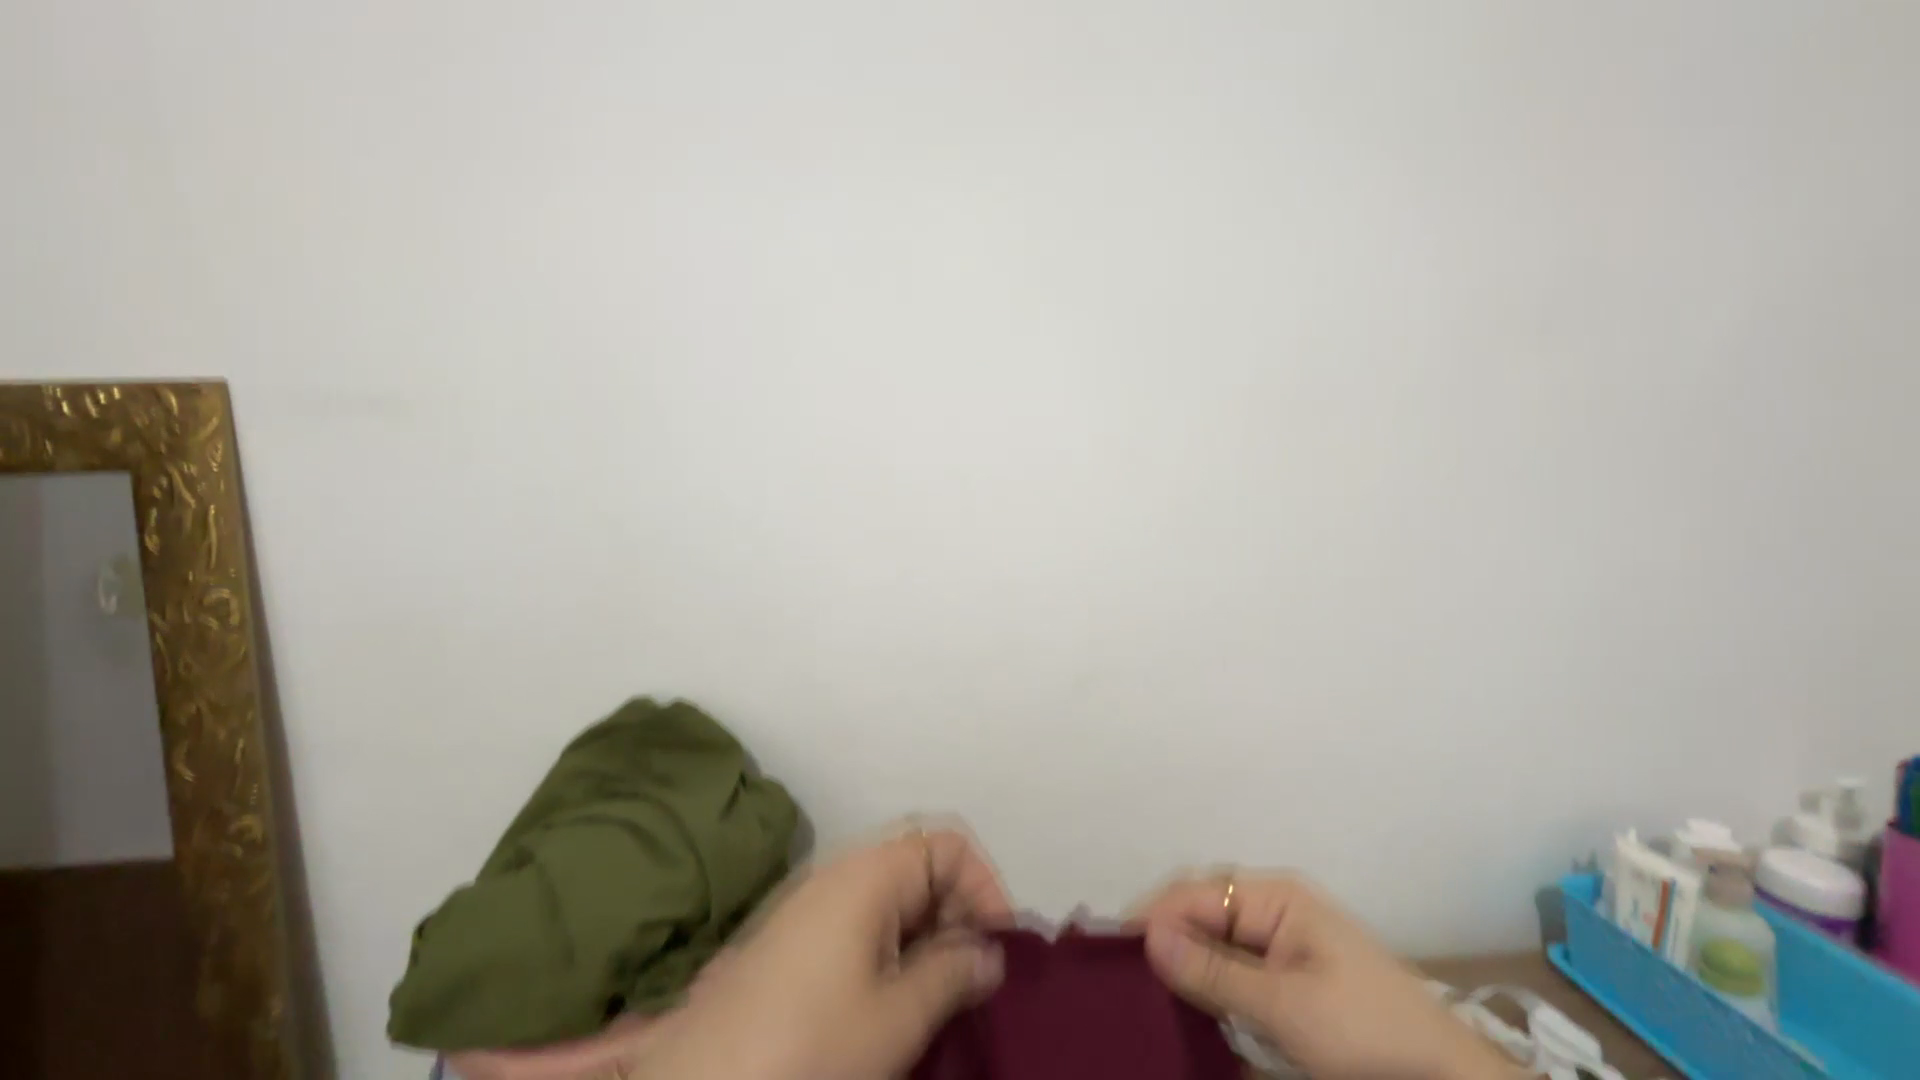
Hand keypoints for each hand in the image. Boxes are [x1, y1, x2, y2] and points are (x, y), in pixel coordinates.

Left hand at [641, 824, 1012, 1079]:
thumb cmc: (810, 1044)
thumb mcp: (896, 1016)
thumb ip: (953, 974)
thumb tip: (990, 952)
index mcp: (869, 873)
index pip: (947, 843)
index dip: (985, 885)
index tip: (997, 947)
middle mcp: (841, 875)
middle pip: (922, 866)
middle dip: (960, 913)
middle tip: (975, 979)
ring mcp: (815, 907)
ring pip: (895, 899)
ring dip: (930, 937)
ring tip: (943, 996)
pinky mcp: (797, 941)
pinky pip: (865, 924)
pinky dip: (895, 951)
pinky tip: (899, 1001)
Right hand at [1137, 873, 1521, 1079]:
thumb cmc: (1367, 1034)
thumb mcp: (1284, 1006)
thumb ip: (1212, 971)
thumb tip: (1144, 936)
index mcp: (1276, 896)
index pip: (1194, 893)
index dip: (1152, 919)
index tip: (1113, 957)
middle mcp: (1274, 907)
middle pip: (1199, 910)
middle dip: (1162, 938)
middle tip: (1123, 980)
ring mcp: (1282, 942)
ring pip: (1211, 941)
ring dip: (1182, 964)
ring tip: (1143, 994)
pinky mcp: (1287, 976)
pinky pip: (1231, 967)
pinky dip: (1207, 984)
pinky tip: (1186, 1007)